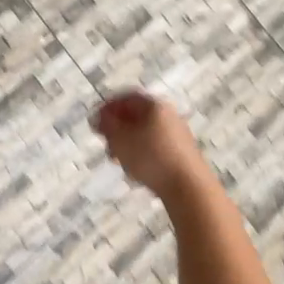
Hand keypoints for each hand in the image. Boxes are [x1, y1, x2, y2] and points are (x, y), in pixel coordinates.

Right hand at [91, 90, 209, 197]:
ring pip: (145, 132)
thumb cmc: (150, 157)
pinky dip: (141, 152)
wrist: (188, 186)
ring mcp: (178, 134)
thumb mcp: (120, 138)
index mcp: (154, 105)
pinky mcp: (182, 152)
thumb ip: (106, 124)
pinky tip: (135, 168)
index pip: (127, 97)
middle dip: (117, 128)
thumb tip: (99, 117)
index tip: (95, 122)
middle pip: (137, 115)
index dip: (108, 106)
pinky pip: (155, 146)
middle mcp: (169, 115)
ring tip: (117, 159)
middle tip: (105, 142)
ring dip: (127, 142)